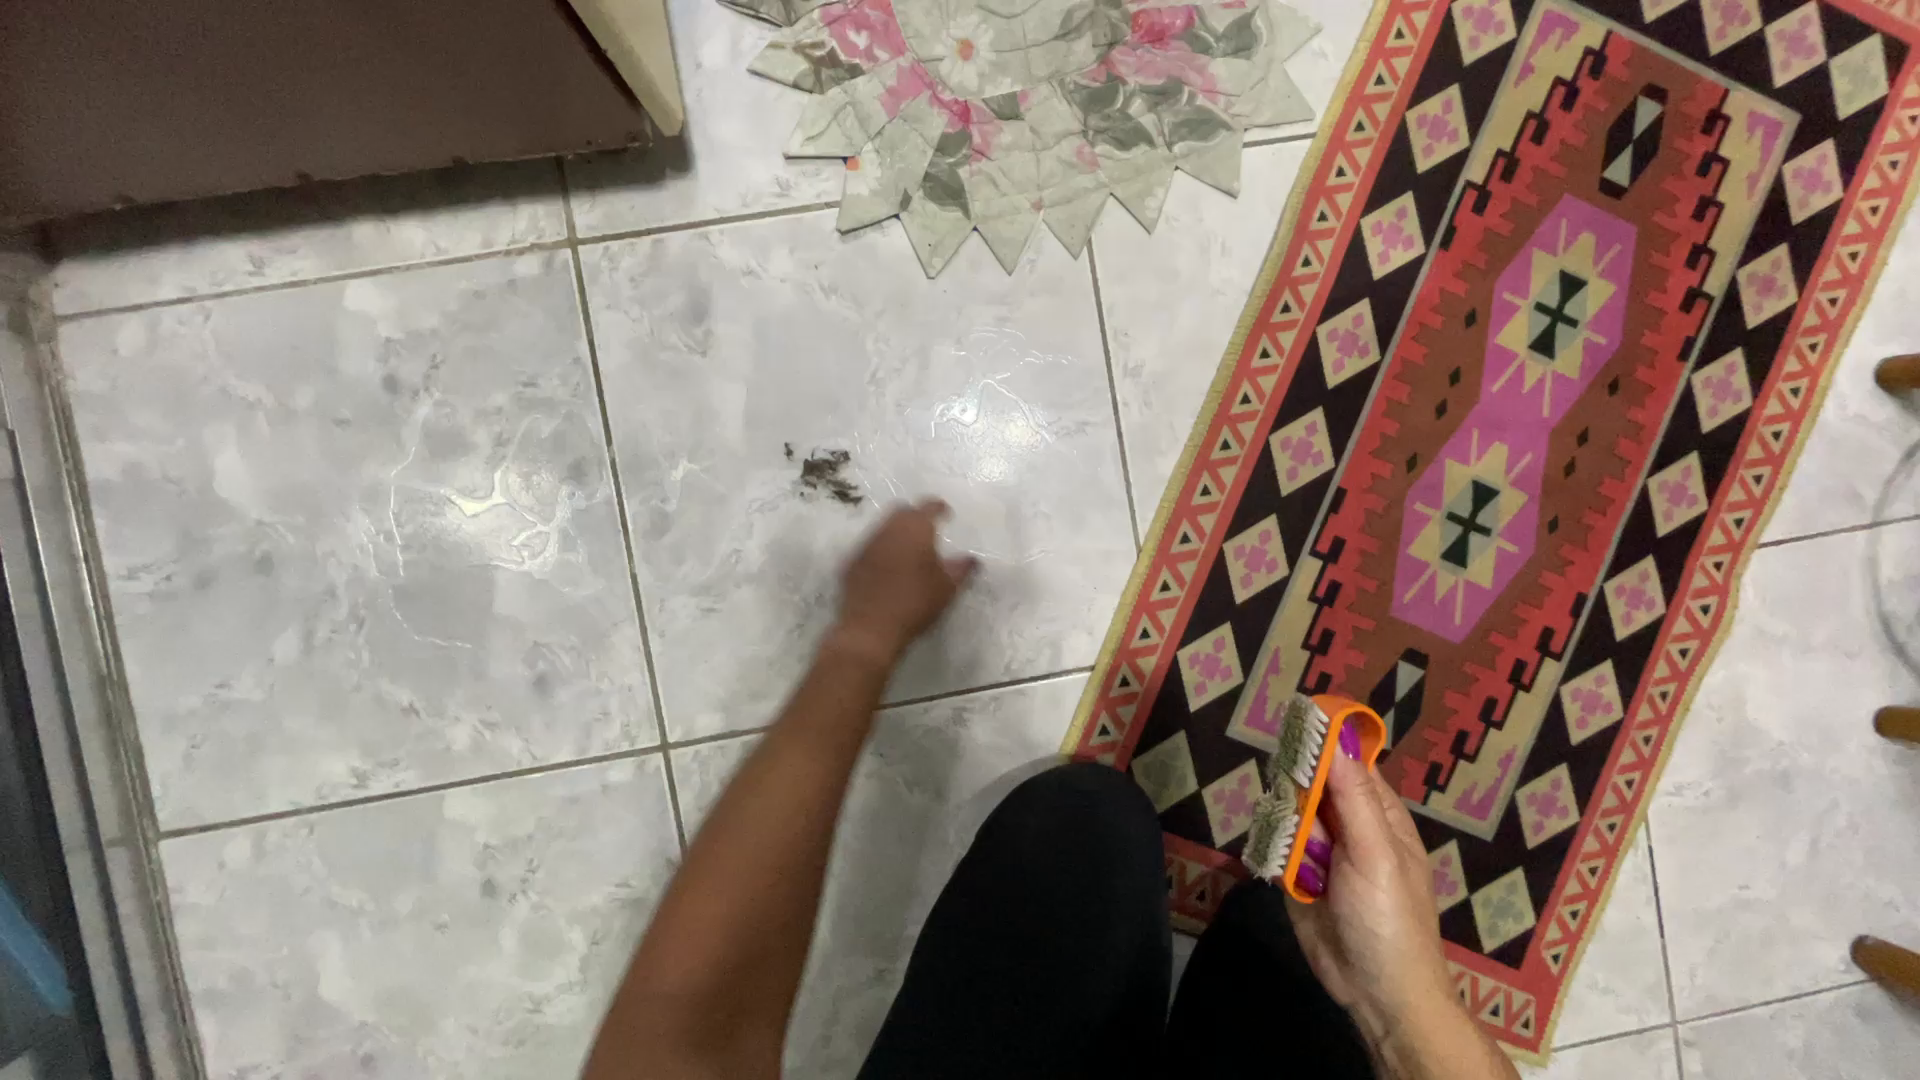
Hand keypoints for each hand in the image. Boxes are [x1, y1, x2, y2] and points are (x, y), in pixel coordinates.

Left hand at [829, 499, 978, 667]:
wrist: (870, 628)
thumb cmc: (915, 604)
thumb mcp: (947, 588)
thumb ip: (962, 568)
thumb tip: (971, 559)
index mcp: (915, 530)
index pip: (928, 506)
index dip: (939, 507)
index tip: (946, 513)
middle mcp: (888, 530)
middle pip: (901, 511)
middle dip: (915, 515)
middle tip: (926, 529)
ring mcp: (866, 545)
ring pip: (882, 527)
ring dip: (896, 532)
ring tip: (907, 549)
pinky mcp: (851, 562)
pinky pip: (869, 546)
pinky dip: (881, 549)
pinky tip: (886, 567)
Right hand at [1288, 753, 1457, 1043]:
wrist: (1375, 993)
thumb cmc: (1390, 920)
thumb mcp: (1376, 855)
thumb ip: (1354, 798)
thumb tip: (1337, 740)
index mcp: (1378, 816)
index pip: (1349, 763)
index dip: (1325, 742)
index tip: (1294, 722)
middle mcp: (1348, 826)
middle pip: (1311, 783)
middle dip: (1294, 784)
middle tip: (1290, 797)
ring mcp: (1320, 851)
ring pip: (1288, 812)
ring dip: (1280, 817)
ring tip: (1289, 840)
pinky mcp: (1295, 874)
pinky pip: (1275, 844)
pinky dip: (1269, 845)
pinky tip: (1272, 855)